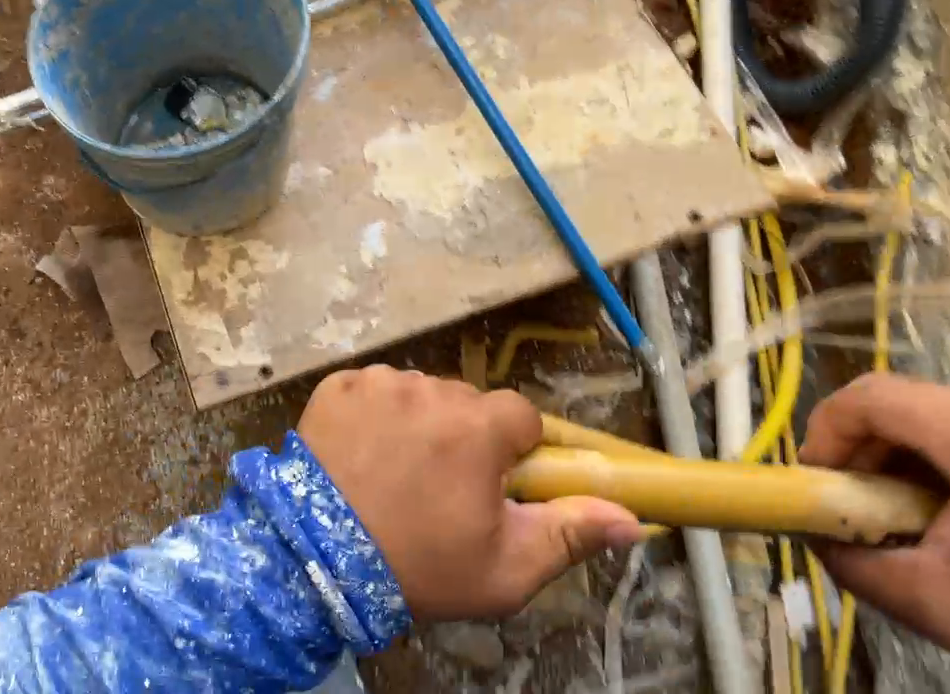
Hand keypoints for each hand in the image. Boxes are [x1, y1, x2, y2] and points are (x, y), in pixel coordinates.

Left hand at [297, 366, 641, 620]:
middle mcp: (428, 389)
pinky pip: (371, 390)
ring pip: (417, 393)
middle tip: (438, 485)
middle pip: (466, 401)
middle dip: (463, 434)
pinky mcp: (336, 385)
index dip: (514, 448)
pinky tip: (359, 453)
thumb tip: (632, 518)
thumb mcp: (505, 568)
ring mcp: (377, 382)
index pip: (520, 415)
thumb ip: (570, 534)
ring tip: (393, 472)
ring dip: (416, 422)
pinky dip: (371, 414)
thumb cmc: (420, 566)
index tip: (495, 480)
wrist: (318, 559)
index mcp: (478, 426)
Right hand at [801, 374, 949, 672]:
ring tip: (911, 507)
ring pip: (949, 416)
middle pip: (914, 403)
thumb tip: (812, 527)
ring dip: (910, 454)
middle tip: (859, 499)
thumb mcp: (934, 602)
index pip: (879, 397)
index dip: (828, 429)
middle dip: (868, 448)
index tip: (821, 477)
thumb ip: (853, 558)